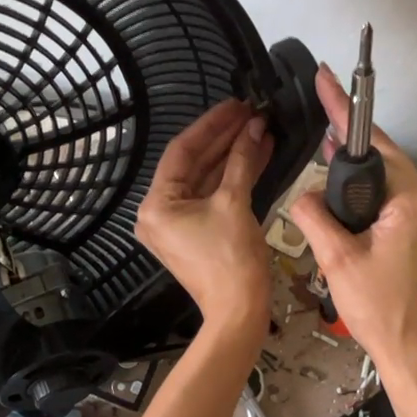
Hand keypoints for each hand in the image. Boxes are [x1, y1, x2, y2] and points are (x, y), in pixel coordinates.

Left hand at [136, 99, 273, 331]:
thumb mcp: (235, 204)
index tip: (235, 105)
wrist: (239, 311)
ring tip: (260, 127)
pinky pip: (213, 195)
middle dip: (225, 138)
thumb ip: (242, 160)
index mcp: (156, 204)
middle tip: (252, 112)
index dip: (211, 125)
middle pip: (194, 163)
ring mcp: (178, 223)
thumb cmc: (231, 260)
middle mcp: (159, 212)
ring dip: (233, 154)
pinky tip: (258, 152)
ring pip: (207, 178)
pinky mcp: (197, 231)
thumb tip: (254, 126)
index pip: (182, 151)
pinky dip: (234, 177)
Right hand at [289, 65, 416, 383]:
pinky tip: (344, 218)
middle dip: (344, 159)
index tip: (327, 77)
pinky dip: (367, 206)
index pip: (371, 143)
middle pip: (382, 162)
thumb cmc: (381, 312)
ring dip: (354, 189)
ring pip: (386, 186)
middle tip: (312, 148)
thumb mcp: (337, 260)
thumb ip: (314, 216)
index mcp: (413, 200)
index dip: (343, 110)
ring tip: (322, 197)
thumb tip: (302, 194)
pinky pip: (394, 205)